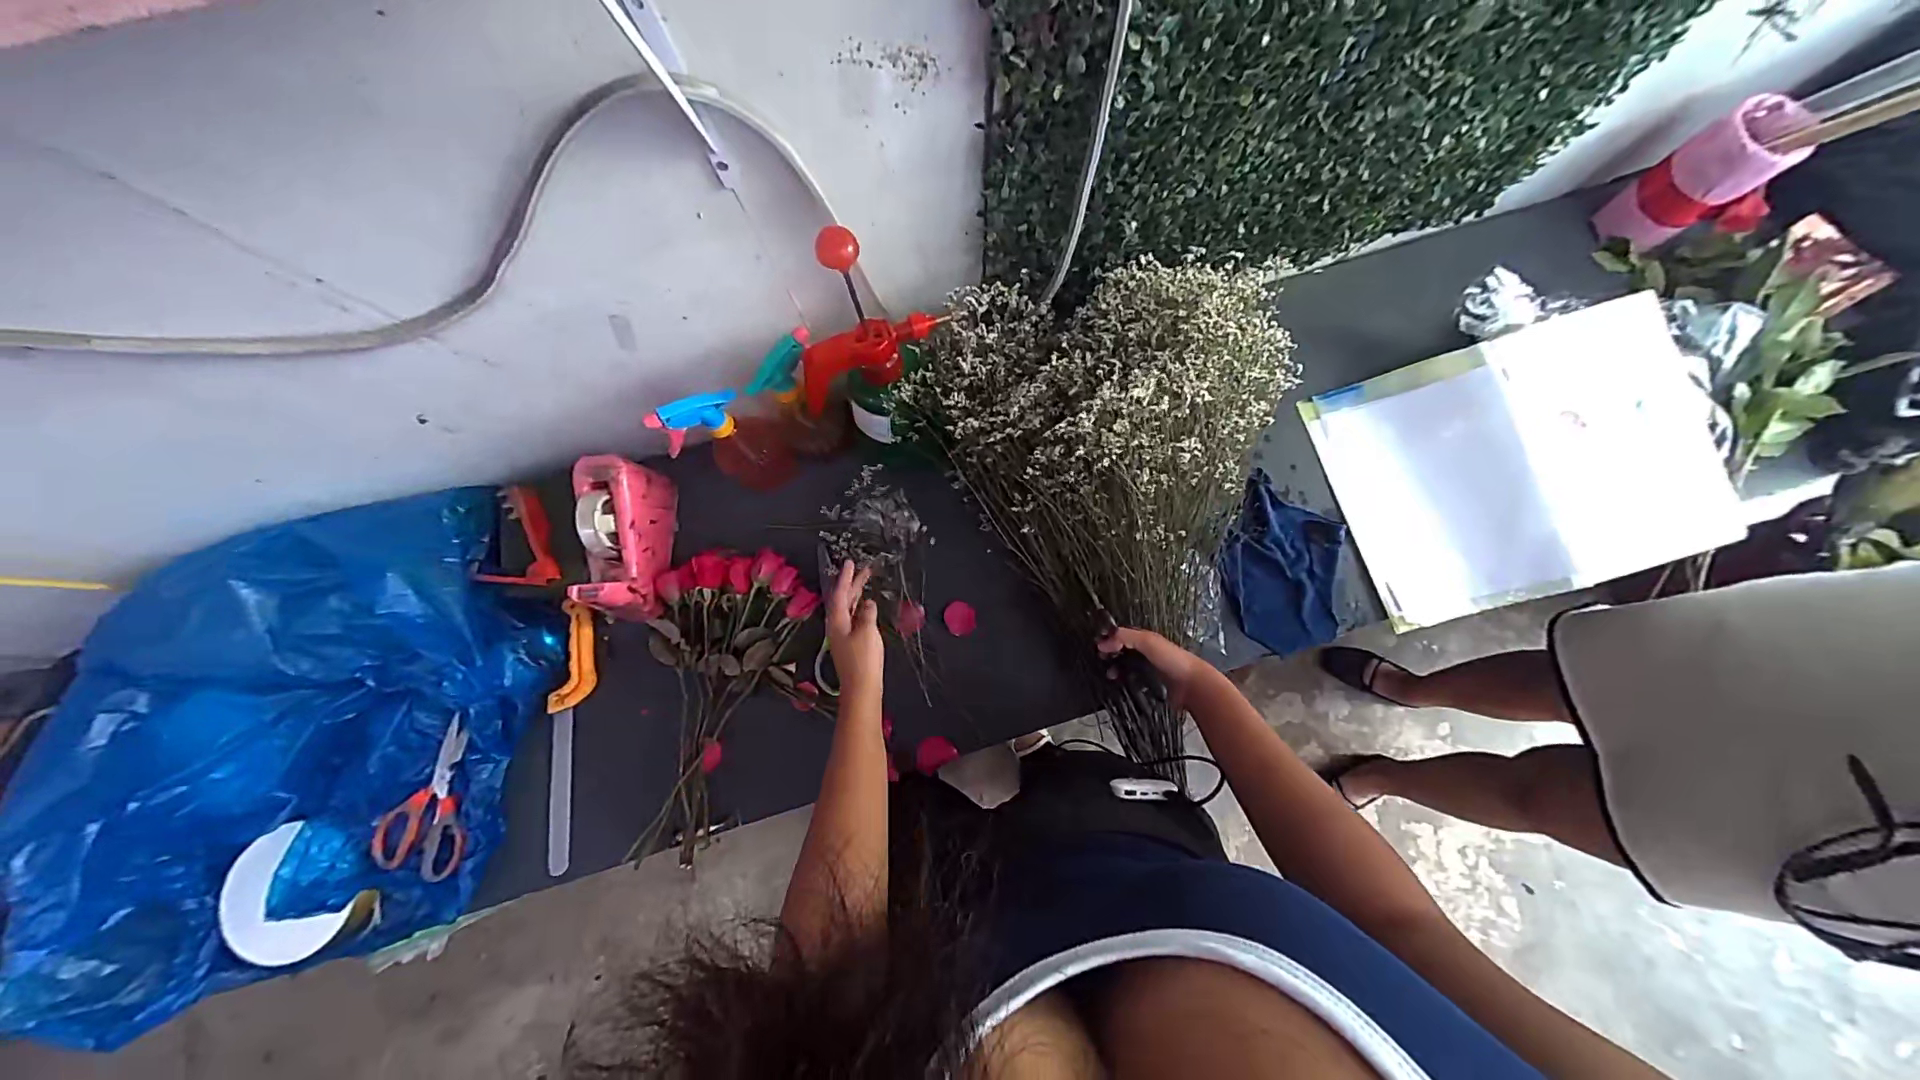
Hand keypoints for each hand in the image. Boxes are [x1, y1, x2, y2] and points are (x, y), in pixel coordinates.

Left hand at [826, 560, 882, 701]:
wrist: (861, 688)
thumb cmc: (863, 659)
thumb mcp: (867, 632)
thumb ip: (867, 614)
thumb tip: (868, 603)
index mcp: (837, 621)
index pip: (840, 594)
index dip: (845, 578)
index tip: (850, 563)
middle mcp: (836, 626)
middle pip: (843, 600)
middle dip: (852, 584)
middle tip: (861, 569)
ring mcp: (842, 636)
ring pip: (848, 609)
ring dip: (855, 595)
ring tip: (864, 582)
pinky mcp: (850, 644)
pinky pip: (853, 619)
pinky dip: (860, 608)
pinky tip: (867, 607)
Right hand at [1097, 625, 1206, 711]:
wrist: (1192, 686)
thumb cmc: (1172, 659)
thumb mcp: (1147, 641)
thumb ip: (1125, 637)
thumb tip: (1102, 643)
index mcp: (1146, 640)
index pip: (1122, 636)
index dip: (1109, 639)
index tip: (1097, 646)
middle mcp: (1146, 654)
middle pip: (1121, 653)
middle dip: (1110, 656)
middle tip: (1101, 661)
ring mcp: (1147, 671)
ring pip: (1125, 669)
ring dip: (1116, 671)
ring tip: (1111, 676)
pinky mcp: (1149, 687)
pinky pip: (1131, 684)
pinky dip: (1124, 684)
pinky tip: (1119, 686)